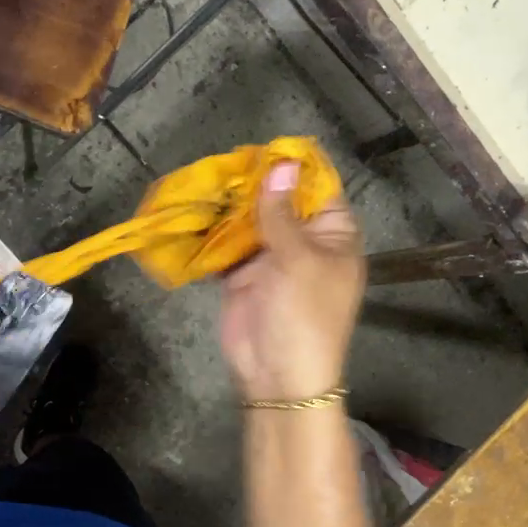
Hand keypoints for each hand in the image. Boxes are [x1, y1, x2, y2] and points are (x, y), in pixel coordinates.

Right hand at [219, 161, 366, 400]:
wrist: (277, 375)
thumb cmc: (303, 317)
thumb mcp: (299, 260)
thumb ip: (282, 213)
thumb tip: (281, 164)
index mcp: (333, 234)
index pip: (317, 187)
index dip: (292, 168)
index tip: (262, 150)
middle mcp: (303, 242)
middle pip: (278, 201)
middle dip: (253, 185)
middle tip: (223, 165)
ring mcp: (271, 260)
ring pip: (249, 222)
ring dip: (229, 207)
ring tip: (204, 184)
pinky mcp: (242, 278)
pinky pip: (227, 249)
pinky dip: (212, 236)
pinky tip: (195, 215)